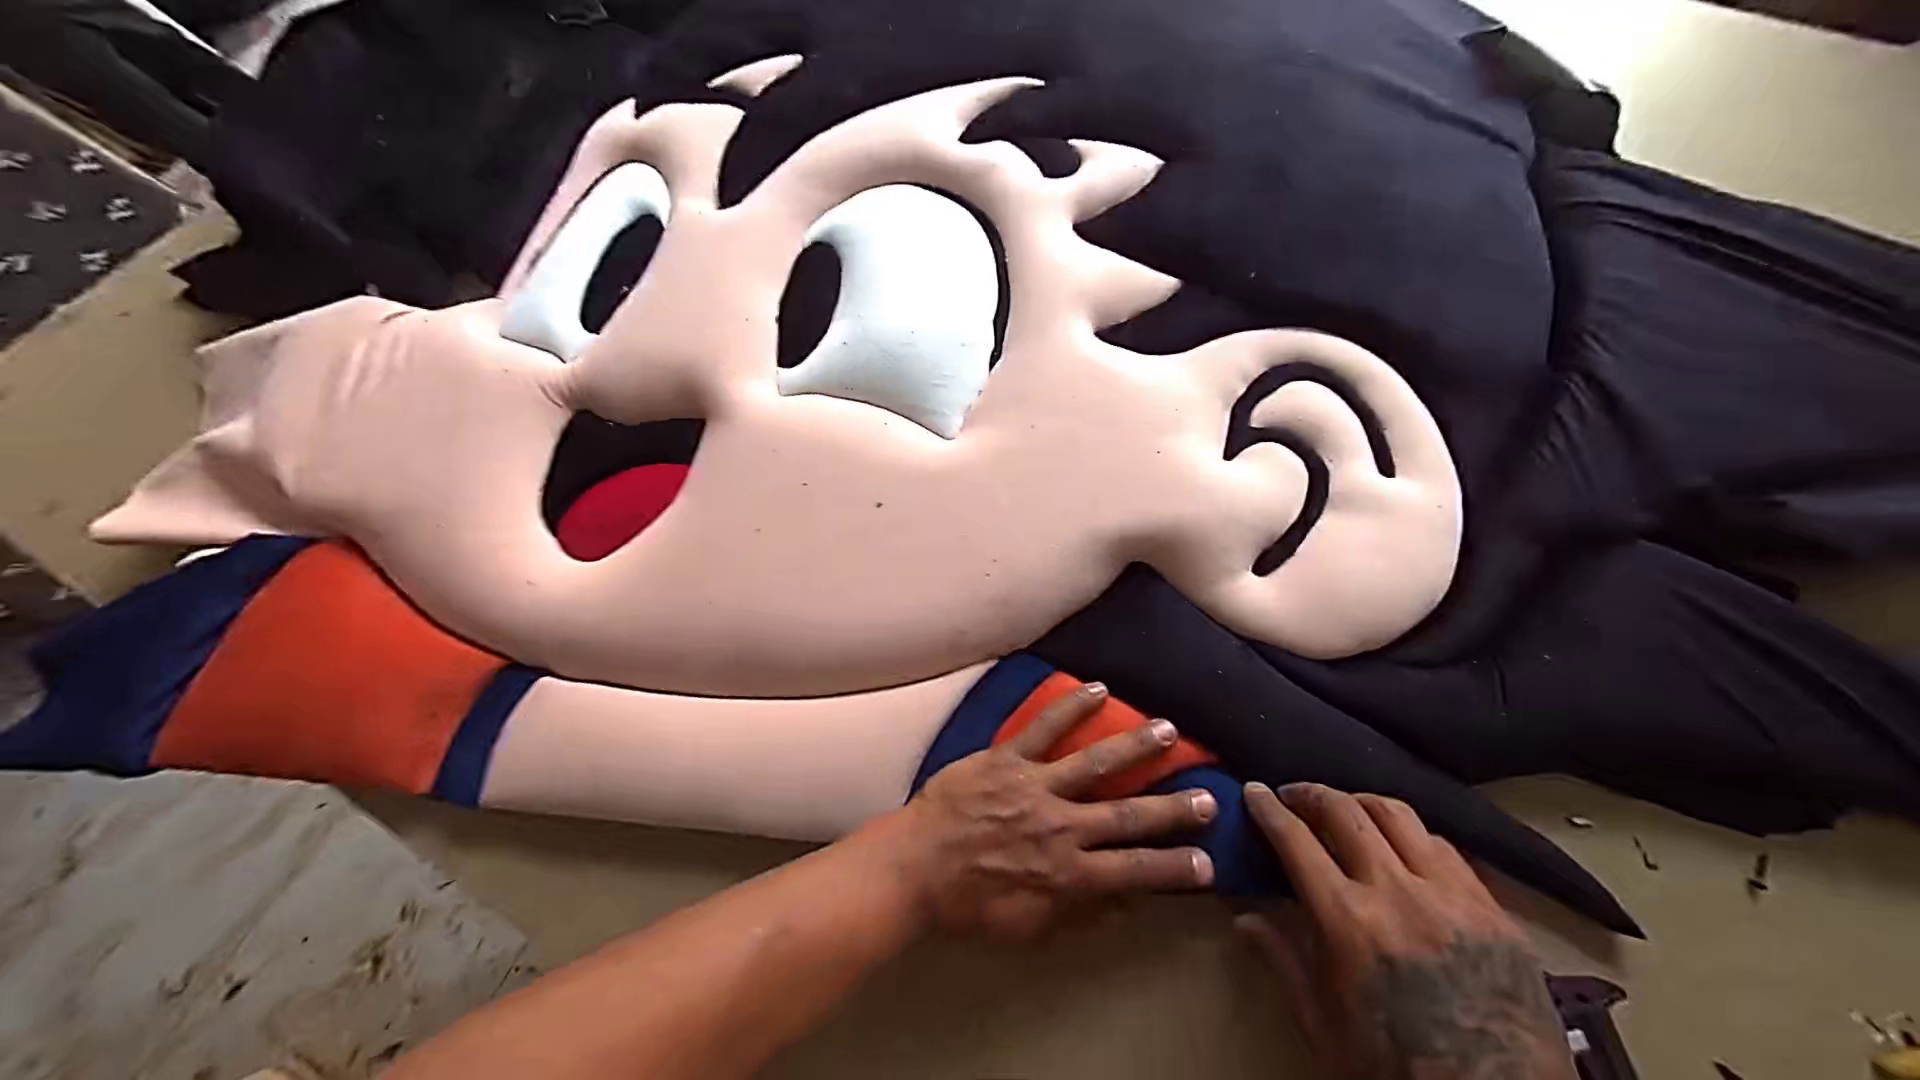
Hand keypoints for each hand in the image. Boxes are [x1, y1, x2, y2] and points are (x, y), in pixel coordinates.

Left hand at [893, 681, 1216, 939]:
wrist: (915, 867)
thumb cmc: (970, 902)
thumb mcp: (1029, 926)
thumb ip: (1081, 914)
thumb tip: (1129, 903)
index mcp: (1066, 873)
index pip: (1134, 871)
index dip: (1174, 869)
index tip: (1208, 864)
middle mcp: (1060, 827)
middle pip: (1127, 815)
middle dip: (1172, 808)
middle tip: (1209, 798)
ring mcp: (1034, 787)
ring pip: (1095, 763)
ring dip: (1135, 746)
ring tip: (1168, 729)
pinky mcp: (1006, 759)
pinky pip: (1043, 728)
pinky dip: (1071, 707)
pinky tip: (1098, 690)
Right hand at [1237, 783, 1575, 1079]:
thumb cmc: (1397, 1070)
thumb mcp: (1322, 1026)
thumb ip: (1282, 960)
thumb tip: (1244, 919)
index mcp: (1347, 921)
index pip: (1295, 839)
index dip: (1267, 808)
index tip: (1254, 791)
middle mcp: (1397, 894)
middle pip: (1345, 811)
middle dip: (1310, 793)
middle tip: (1293, 795)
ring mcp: (1452, 898)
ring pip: (1398, 816)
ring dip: (1360, 803)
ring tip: (1345, 810)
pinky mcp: (1494, 912)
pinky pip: (1446, 848)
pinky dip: (1412, 835)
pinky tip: (1402, 847)